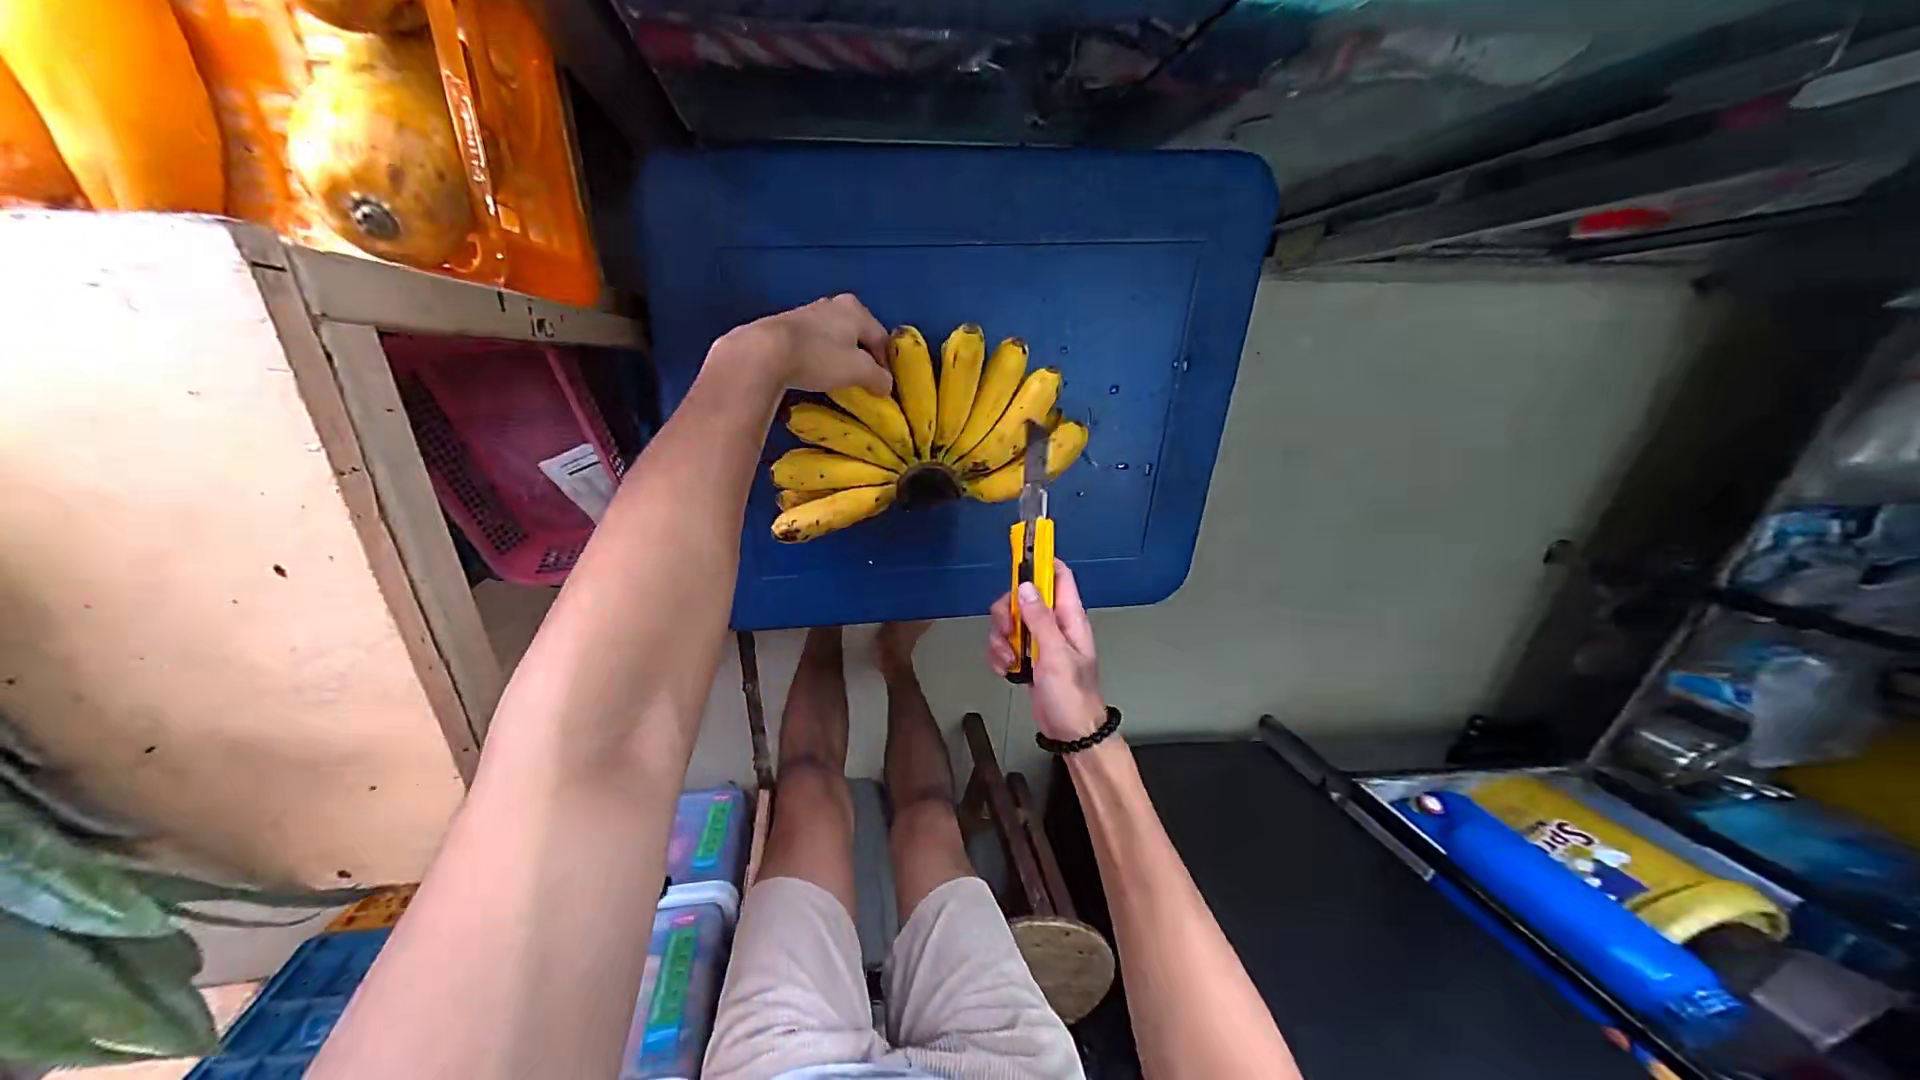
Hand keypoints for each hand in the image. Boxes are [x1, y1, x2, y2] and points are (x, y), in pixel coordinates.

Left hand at [709, 294, 892, 395]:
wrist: (765, 352)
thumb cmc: (820, 357)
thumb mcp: (858, 371)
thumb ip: (878, 378)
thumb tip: (885, 385)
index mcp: (856, 309)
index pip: (881, 338)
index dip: (886, 365)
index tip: (883, 387)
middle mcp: (833, 304)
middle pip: (858, 335)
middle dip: (862, 359)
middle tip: (862, 382)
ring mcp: (808, 312)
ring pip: (835, 338)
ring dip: (840, 358)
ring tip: (837, 380)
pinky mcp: (787, 325)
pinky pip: (814, 343)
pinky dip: (820, 357)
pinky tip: (813, 372)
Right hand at [988, 560, 1105, 740]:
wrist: (1070, 732)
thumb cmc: (1073, 697)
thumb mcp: (1056, 655)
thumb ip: (1040, 620)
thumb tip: (1028, 587)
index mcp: (1070, 618)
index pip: (1058, 575)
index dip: (1041, 561)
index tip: (1020, 555)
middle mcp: (1055, 625)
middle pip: (1024, 597)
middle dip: (1009, 612)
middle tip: (1009, 631)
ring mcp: (1040, 641)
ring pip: (1011, 621)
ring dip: (1002, 639)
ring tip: (1010, 660)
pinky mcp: (1028, 657)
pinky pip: (1006, 644)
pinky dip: (1001, 655)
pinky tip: (1009, 670)